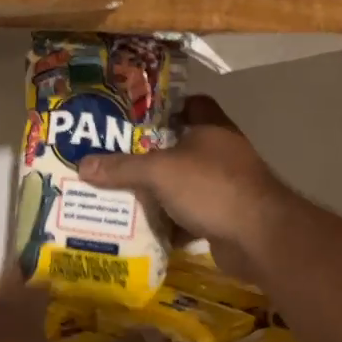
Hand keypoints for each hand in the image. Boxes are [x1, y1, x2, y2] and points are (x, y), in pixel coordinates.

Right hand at [77, 96, 301, 282]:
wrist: (259, 238)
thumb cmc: (211, 187)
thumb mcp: (160, 172)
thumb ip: (122, 168)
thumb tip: (83, 165)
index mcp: (212, 128)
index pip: (191, 104)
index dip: (165, 107)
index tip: (135, 117)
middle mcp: (222, 153)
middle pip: (182, 146)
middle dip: (152, 154)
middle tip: (115, 158)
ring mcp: (226, 186)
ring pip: (185, 183)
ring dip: (160, 191)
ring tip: (122, 193)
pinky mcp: (225, 217)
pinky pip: (190, 215)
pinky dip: (171, 222)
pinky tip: (144, 228)